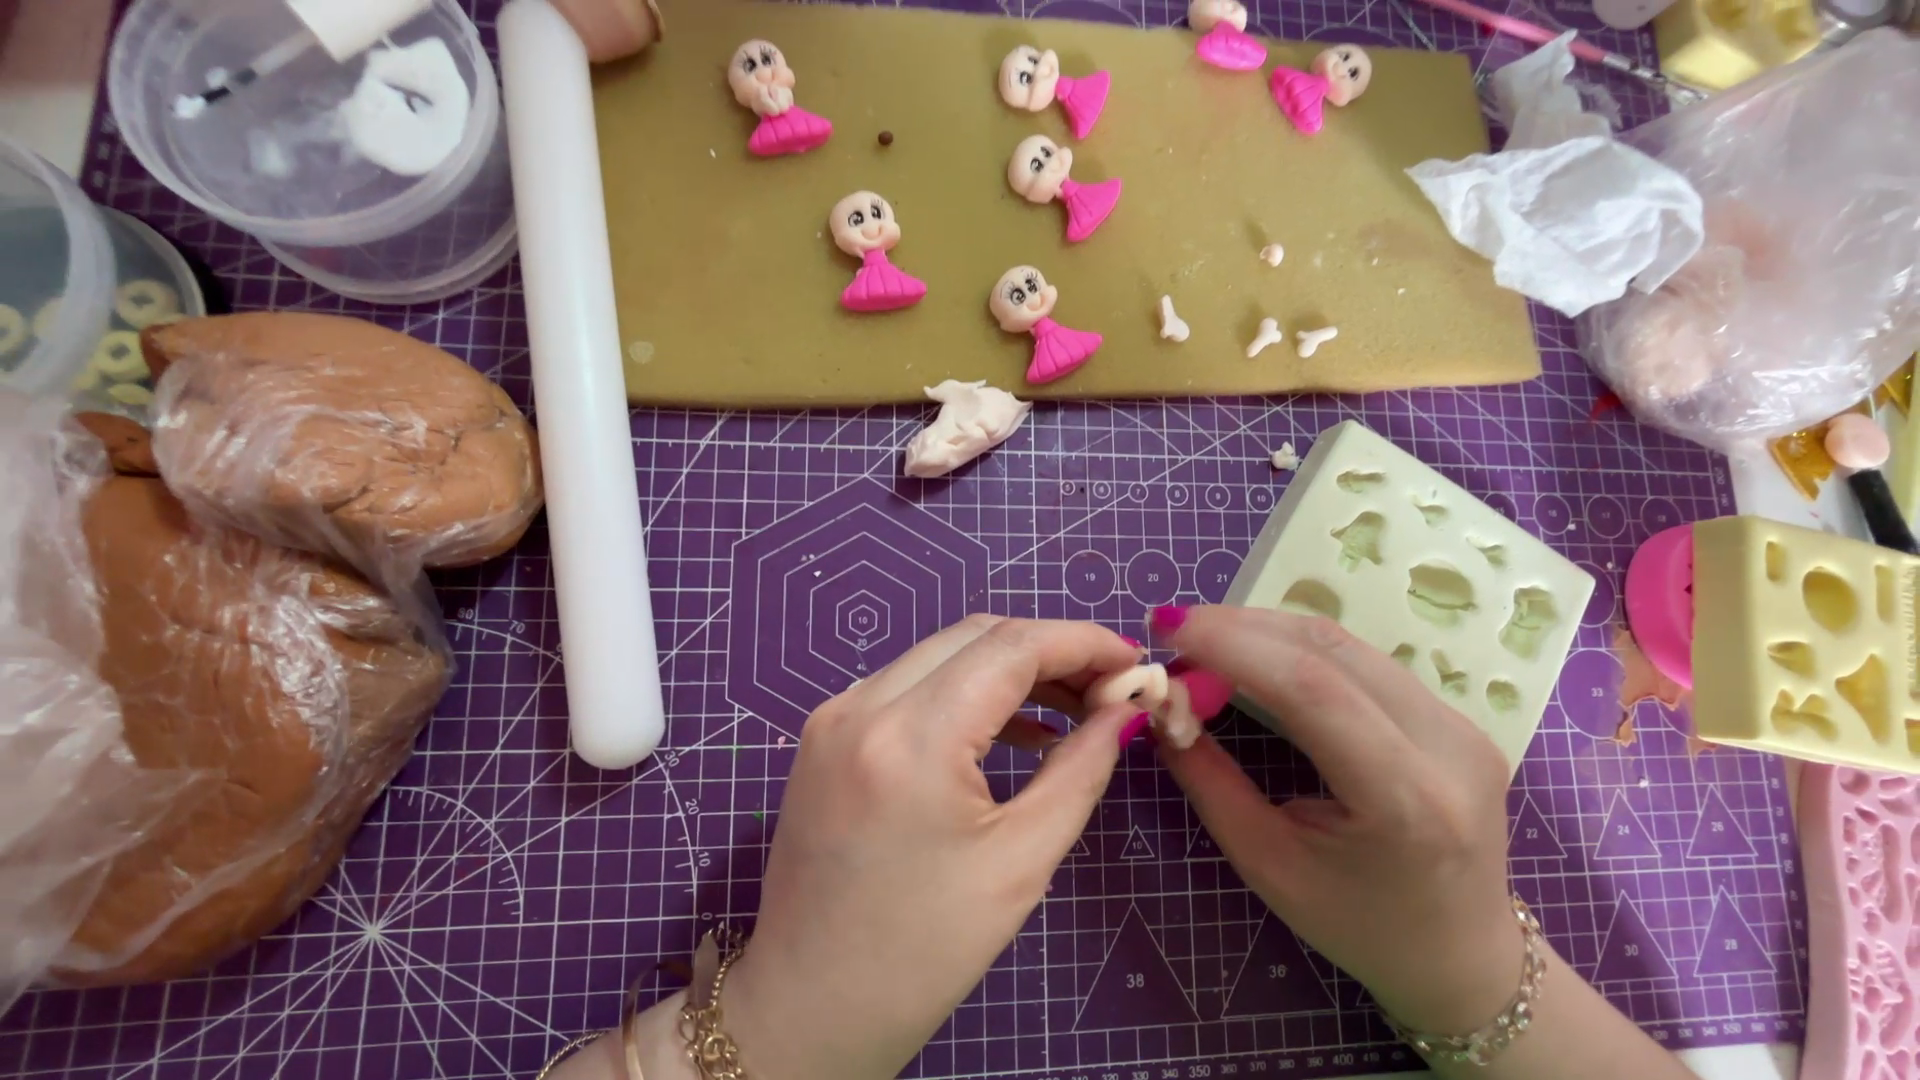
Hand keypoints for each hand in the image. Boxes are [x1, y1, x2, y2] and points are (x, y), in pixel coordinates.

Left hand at [720, 615, 1143, 1079]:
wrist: (809, 1002)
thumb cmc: (922, 951)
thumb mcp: (1020, 861)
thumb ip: (1081, 768)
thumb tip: (1125, 709)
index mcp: (910, 739)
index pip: (1010, 647)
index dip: (1081, 641)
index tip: (1132, 660)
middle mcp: (863, 705)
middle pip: (975, 636)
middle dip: (1050, 650)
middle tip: (1107, 686)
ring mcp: (836, 713)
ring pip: (941, 652)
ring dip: (1008, 667)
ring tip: (1072, 706)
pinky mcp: (827, 730)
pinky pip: (910, 683)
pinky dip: (965, 689)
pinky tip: (1012, 728)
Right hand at [1151, 606, 1526, 1034]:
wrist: (1460, 954)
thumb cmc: (1354, 923)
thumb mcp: (1265, 861)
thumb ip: (1208, 778)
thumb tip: (1161, 708)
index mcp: (1405, 802)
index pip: (1312, 691)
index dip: (1233, 646)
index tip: (1167, 630)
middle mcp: (1448, 748)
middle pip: (1330, 651)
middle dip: (1240, 626)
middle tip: (1174, 629)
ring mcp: (1462, 725)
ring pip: (1347, 644)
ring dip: (1265, 628)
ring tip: (1203, 636)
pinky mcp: (1457, 715)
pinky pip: (1363, 659)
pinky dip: (1297, 646)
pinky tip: (1256, 653)